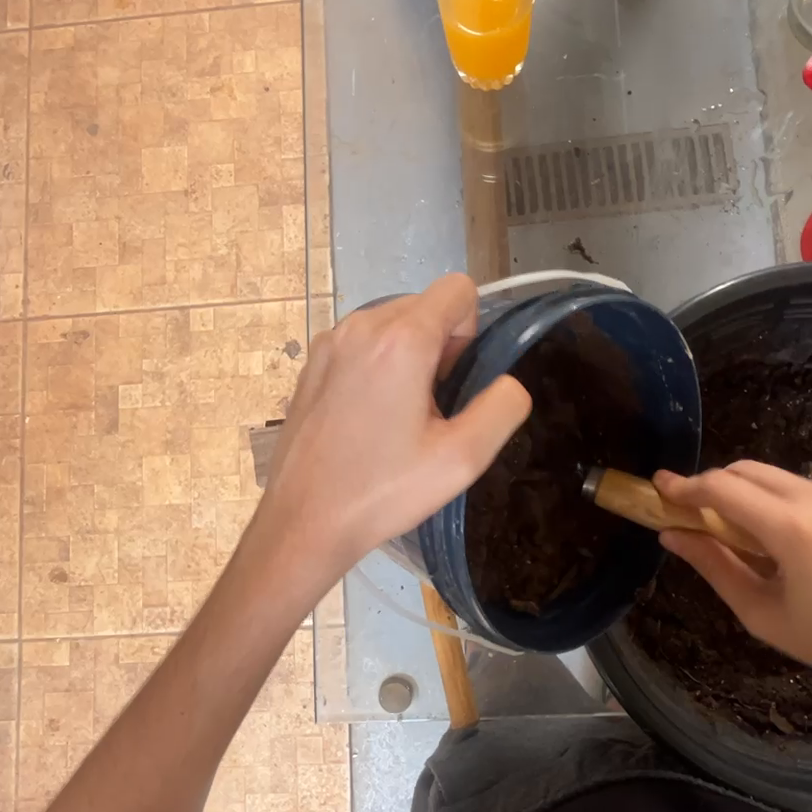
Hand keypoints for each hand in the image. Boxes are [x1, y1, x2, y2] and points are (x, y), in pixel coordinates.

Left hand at [259, 273, 531, 567]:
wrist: (304, 521)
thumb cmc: (383, 490)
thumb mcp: (463, 459)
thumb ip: (503, 407)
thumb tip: (508, 383)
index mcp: (401, 340)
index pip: (458, 290)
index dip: (471, 331)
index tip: (455, 381)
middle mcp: (361, 326)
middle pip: (424, 306)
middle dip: (440, 346)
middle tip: (430, 409)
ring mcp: (330, 342)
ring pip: (392, 323)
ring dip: (409, 356)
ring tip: (398, 416)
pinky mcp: (311, 363)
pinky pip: (362, 344)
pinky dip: (377, 366)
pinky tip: (367, 418)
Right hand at [655, 461, 811, 720]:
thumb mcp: (760, 612)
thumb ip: (712, 565)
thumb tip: (670, 534)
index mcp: (795, 531)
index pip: (724, 489)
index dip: (686, 486)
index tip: (660, 487)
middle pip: (749, 470)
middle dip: (715, 485)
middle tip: (692, 510)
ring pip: (780, 478)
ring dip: (750, 495)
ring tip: (742, 534)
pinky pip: (811, 491)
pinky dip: (786, 505)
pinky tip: (789, 542)